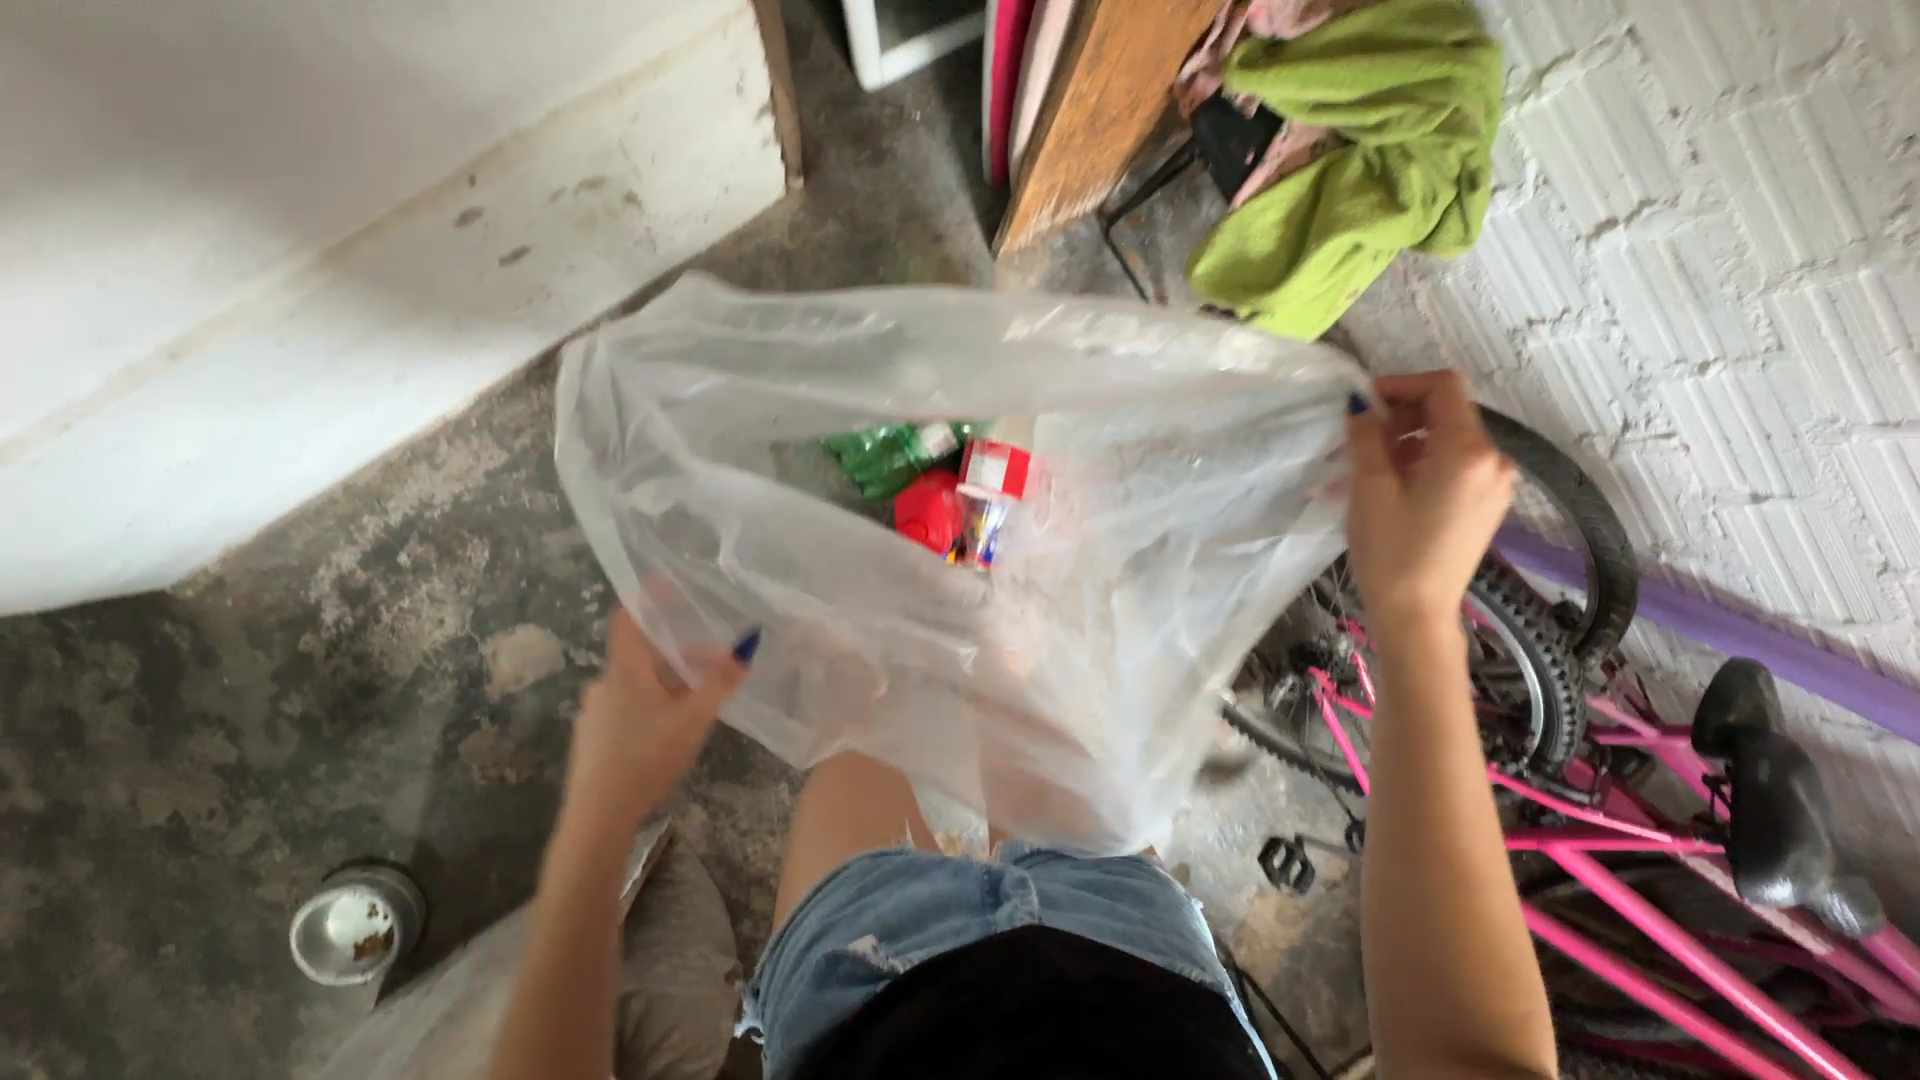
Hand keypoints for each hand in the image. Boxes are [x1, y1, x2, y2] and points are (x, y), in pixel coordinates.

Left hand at [563, 609, 751, 826]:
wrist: (598, 816)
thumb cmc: (646, 757)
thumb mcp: (693, 719)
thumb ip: (720, 683)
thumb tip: (745, 648)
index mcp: (625, 671)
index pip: (628, 619)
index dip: (648, 599)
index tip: (670, 586)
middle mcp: (605, 685)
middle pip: (644, 656)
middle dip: (682, 656)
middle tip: (716, 667)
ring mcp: (595, 714)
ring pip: (638, 686)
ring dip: (670, 686)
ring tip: (700, 709)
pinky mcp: (593, 740)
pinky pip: (628, 709)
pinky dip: (653, 708)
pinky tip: (670, 737)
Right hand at [1345, 371, 1513, 636]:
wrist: (1417, 614)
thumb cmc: (1391, 551)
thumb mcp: (1370, 488)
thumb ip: (1366, 437)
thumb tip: (1360, 404)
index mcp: (1468, 451)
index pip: (1442, 387)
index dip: (1399, 384)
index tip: (1361, 404)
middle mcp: (1494, 460)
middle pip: (1448, 411)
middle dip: (1401, 414)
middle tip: (1358, 439)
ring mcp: (1495, 483)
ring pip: (1449, 439)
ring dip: (1407, 440)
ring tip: (1367, 468)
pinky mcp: (1486, 504)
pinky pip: (1455, 465)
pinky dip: (1421, 462)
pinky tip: (1391, 487)